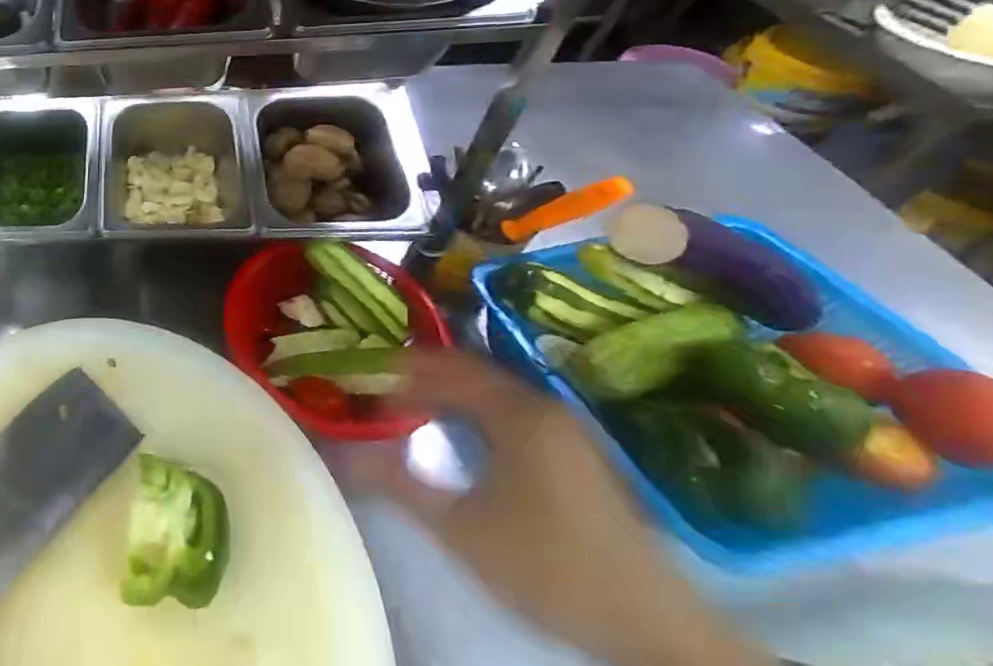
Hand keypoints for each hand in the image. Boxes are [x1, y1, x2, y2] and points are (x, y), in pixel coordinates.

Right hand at [342, 350, 775, 665]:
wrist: (649, 623)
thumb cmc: (547, 567)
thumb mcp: (461, 529)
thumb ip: (399, 484)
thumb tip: (343, 453)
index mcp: (517, 412)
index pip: (443, 371)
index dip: (398, 375)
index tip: (362, 386)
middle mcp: (543, 403)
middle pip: (469, 369)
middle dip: (420, 373)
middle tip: (378, 386)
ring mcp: (564, 424)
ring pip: (491, 386)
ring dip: (448, 387)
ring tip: (408, 403)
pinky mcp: (575, 447)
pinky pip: (510, 405)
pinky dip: (474, 405)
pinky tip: (457, 429)